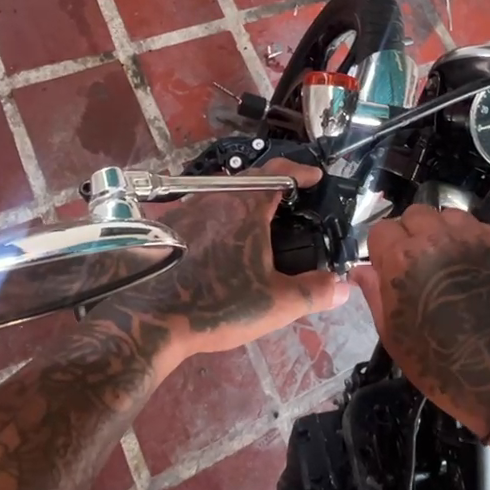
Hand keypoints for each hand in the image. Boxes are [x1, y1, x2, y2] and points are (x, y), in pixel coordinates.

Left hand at [99, 160, 346, 370]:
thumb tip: (343, 287)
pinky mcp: (162, 229)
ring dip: (240, 206)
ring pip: (220, 197)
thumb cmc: (216, 305)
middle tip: (287, 208)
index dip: (300, 171)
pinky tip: (216, 250)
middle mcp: (213, 197)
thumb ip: (313, 292)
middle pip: (248, 183)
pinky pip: (198, 214)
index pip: (278, 172)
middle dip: (271, 191)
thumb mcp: (274, 305)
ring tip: (254, 231)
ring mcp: (184, 210)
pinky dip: (215, 223)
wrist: (145, 319)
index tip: (314, 176)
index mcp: (244, 205)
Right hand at [360, 205, 489, 435]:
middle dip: (413, 234)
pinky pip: (483, 229)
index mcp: (402, 260)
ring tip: (453, 263)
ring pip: (450, 216)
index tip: (391, 264)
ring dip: (445, 234)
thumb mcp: (395, 337)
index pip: (381, 229)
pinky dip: (476, 243)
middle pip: (415, 214)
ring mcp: (475, 238)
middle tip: (422, 263)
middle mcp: (437, 239)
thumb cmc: (444, 366)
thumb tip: (361, 270)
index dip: (383, 248)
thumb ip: (375, 294)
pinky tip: (480, 270)